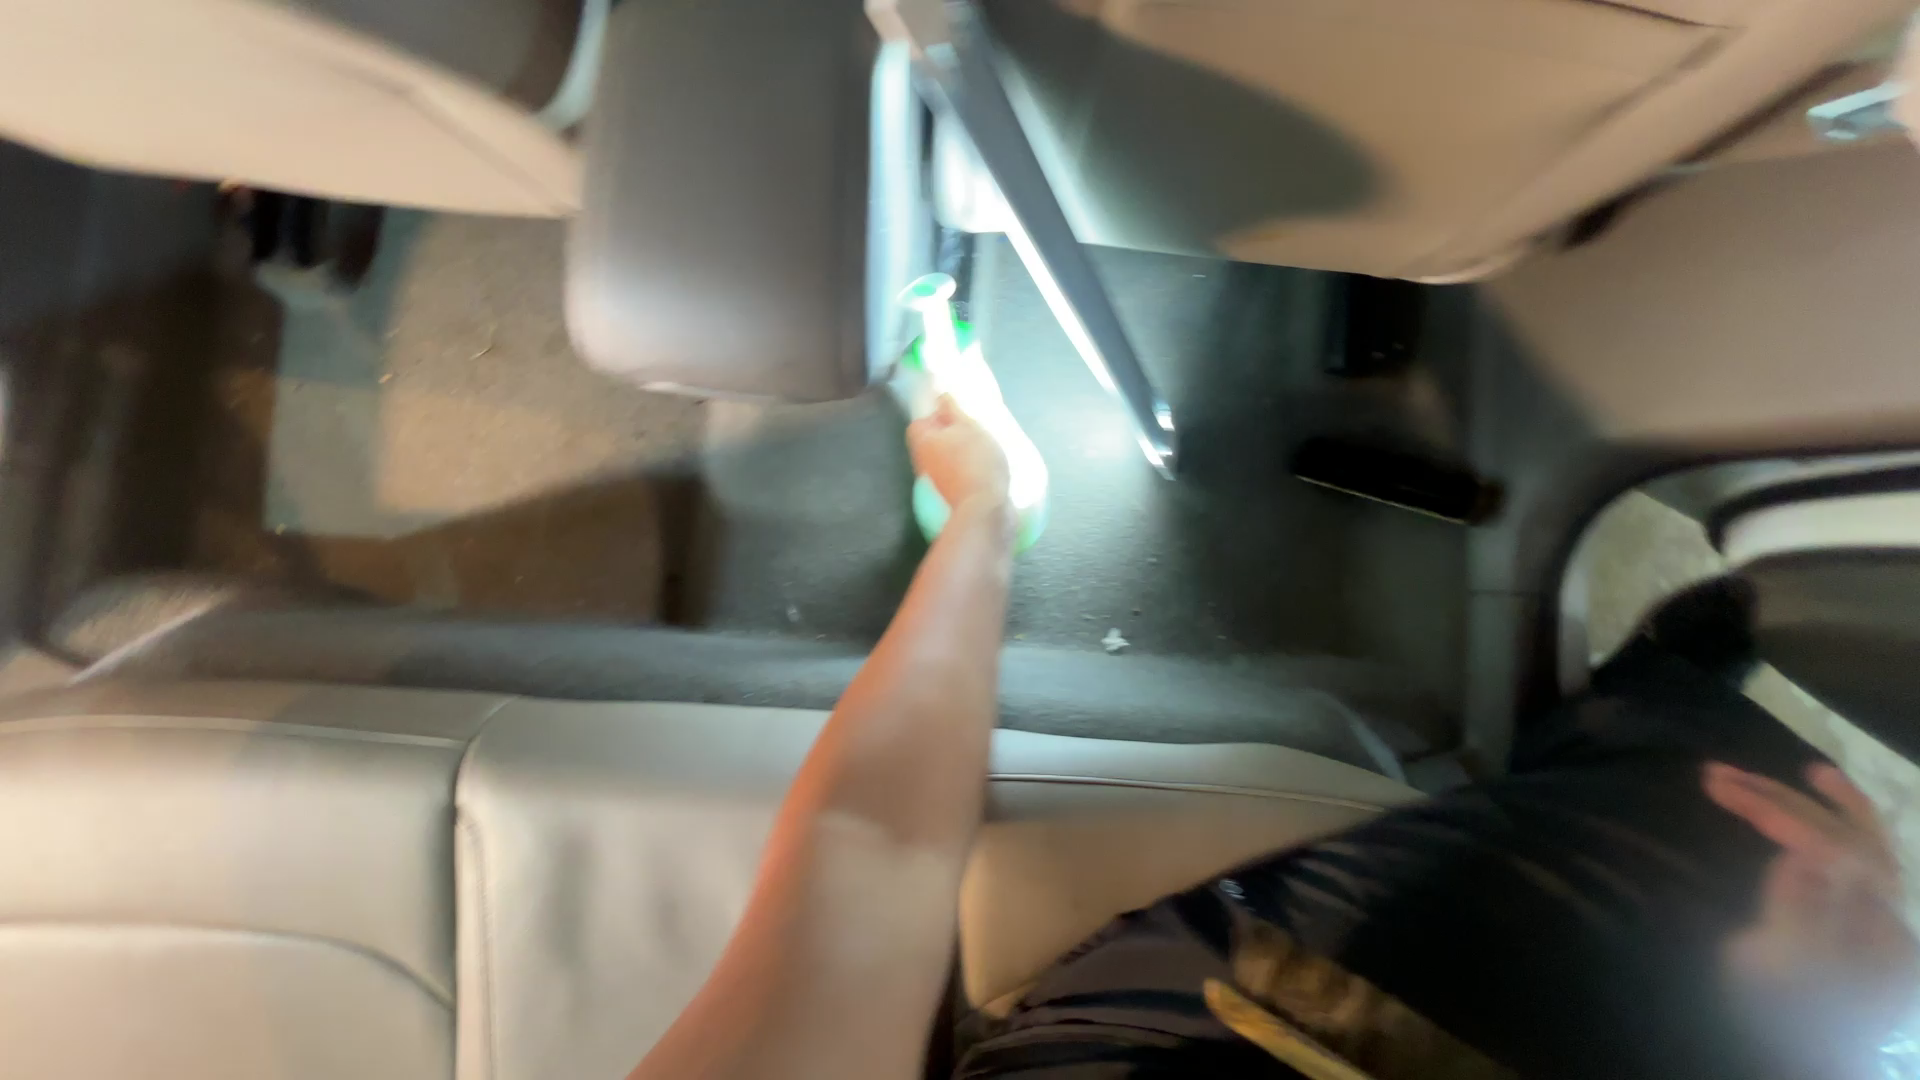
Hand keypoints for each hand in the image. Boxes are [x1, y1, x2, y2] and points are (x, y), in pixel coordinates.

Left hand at [907, 395, 1008, 510]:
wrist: (985, 508)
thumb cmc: (975, 460)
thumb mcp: (968, 426)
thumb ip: (952, 409)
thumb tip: (939, 396)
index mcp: (923, 442)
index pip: (918, 424)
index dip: (934, 416)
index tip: (955, 415)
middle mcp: (923, 463)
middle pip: (931, 442)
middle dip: (948, 434)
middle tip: (972, 429)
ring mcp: (936, 482)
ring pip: (944, 459)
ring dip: (959, 452)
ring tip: (982, 447)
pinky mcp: (951, 495)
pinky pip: (955, 474)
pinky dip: (965, 468)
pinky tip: (984, 466)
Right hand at [1705, 762, 1916, 1069]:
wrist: (1802, 1051)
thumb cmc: (1784, 1011)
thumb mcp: (1782, 969)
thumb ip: (1802, 914)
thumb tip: (1806, 852)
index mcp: (1874, 927)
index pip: (1835, 849)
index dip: (1780, 811)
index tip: (1716, 788)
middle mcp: (1887, 913)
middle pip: (1847, 839)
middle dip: (1780, 799)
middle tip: (1712, 774)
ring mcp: (1877, 915)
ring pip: (1856, 841)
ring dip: (1803, 800)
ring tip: (1753, 771)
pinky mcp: (1858, 915)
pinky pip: (1852, 853)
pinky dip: (1833, 817)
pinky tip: (1815, 792)